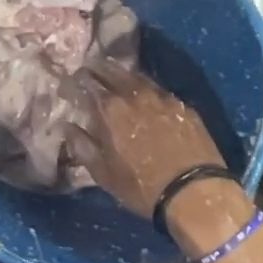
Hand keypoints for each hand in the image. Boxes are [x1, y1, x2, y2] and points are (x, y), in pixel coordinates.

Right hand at [67, 60, 228, 219]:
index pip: (85, 84)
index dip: (74, 82)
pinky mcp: (184, 107)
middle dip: (96, 68)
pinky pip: (159, 90)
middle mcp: (134, 95)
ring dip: (121, 73)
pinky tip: (146, 94)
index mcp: (109, 110)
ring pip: (136, 76)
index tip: (68, 85)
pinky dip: (146, 88)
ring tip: (114, 74)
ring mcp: (162, 98)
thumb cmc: (142, 187)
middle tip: (88, 69)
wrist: (195, 194)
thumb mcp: (103, 173)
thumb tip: (66, 126)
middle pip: (110, 71)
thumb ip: (82, 145)